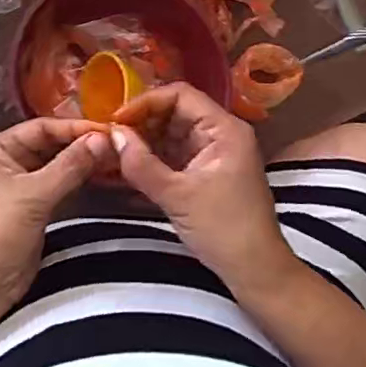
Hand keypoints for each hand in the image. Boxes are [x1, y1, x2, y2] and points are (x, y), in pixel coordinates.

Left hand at [0, 119, 113, 304]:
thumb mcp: (34, 195)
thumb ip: (70, 165)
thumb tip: (103, 139)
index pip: (41, 127)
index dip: (75, 127)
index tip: (109, 129)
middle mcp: (8, 161)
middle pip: (50, 144)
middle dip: (82, 144)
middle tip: (119, 144)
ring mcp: (21, 186)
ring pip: (58, 165)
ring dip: (84, 162)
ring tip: (118, 157)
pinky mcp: (34, 208)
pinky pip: (61, 186)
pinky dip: (80, 181)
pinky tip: (104, 176)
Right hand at [110, 83, 297, 292]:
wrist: (255, 271)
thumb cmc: (223, 229)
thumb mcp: (177, 196)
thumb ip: (141, 163)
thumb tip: (112, 134)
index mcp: (223, 129)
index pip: (180, 95)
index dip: (145, 102)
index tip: (116, 119)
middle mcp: (219, 134)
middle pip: (174, 112)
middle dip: (141, 122)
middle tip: (110, 136)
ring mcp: (212, 153)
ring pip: (171, 133)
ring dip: (143, 140)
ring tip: (112, 150)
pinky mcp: (204, 172)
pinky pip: (173, 154)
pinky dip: (151, 158)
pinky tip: (126, 165)